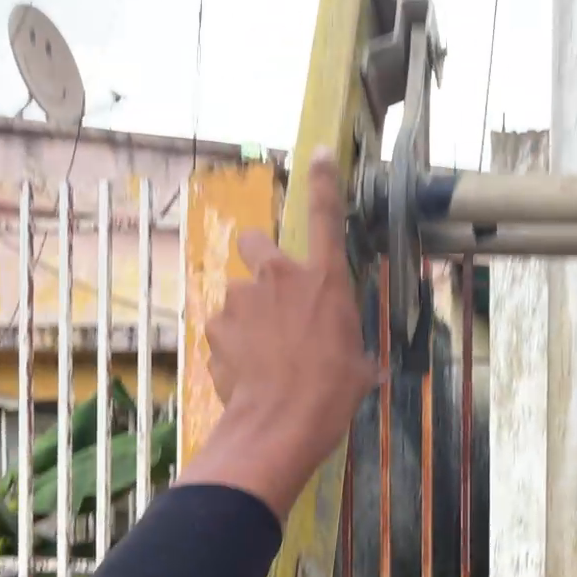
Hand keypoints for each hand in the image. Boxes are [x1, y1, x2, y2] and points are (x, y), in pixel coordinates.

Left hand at [180, 147, 377, 519]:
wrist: (283, 424)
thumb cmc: (334, 394)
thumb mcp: (359, 367)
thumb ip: (348, 345)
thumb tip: (362, 365)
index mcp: (325, 282)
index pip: (327, 217)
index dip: (324, 181)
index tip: (321, 153)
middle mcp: (278, 277)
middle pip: (254, 241)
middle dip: (258, 260)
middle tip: (269, 295)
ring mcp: (240, 299)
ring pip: (238, 296)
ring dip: (247, 316)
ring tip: (262, 357)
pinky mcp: (214, 327)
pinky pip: (224, 330)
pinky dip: (232, 347)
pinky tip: (246, 373)